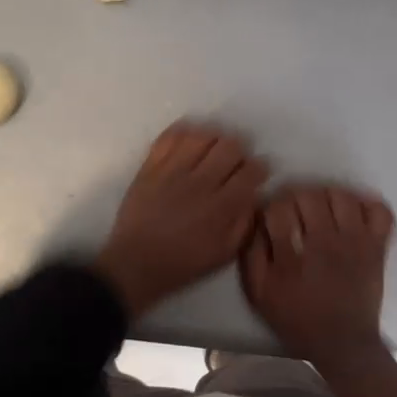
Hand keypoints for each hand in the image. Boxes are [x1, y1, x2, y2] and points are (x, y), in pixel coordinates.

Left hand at [94, 121, 268, 319]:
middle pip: (230, 146)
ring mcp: (172, 171)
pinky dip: (184, 134)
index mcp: (222, 206)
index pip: (251, 170)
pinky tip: (188, 144)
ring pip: (202, 135)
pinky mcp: (150, 166)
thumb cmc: (184, 262)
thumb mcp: (225, 252)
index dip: (260, 168)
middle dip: (239, 151)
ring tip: (211, 151)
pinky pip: (170, 136)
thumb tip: (254, 195)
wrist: (136, 262)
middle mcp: (200, 182)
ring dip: (213, 140)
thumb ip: (245, 221)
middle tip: (234, 162)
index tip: (256, 173)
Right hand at [240, 184, 395, 364]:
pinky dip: (366, 205)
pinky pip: (379, 211)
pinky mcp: (377, 247)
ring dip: (326, 197)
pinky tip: (352, 215)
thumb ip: (252, 254)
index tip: (272, 217)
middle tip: (295, 212)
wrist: (342, 342)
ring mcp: (356, 242)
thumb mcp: (258, 293)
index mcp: (293, 255)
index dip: (272, 207)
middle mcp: (326, 242)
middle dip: (296, 198)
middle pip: (309, 195)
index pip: (279, 208)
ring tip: (321, 210)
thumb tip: (256, 220)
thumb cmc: (296, 318)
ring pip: (342, 196)